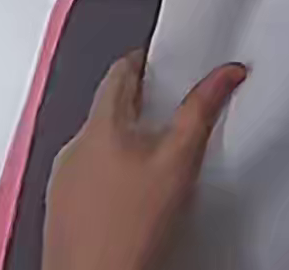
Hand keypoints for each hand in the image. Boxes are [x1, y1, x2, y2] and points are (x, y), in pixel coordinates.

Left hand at [44, 53, 246, 269]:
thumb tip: (228, 71)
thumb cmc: (133, 227)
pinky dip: (114, 170)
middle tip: (178, 108)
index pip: (120, 71)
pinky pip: (90, 174)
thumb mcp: (181, 158)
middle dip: (145, 103)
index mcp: (98, 127)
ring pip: (100, 142)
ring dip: (129, 138)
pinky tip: (139, 192)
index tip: (171, 63)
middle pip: (112, 106)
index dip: (147, 61)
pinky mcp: (60, 215)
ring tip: (163, 153)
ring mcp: (62, 185)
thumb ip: (203, 107)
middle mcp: (73, 150)